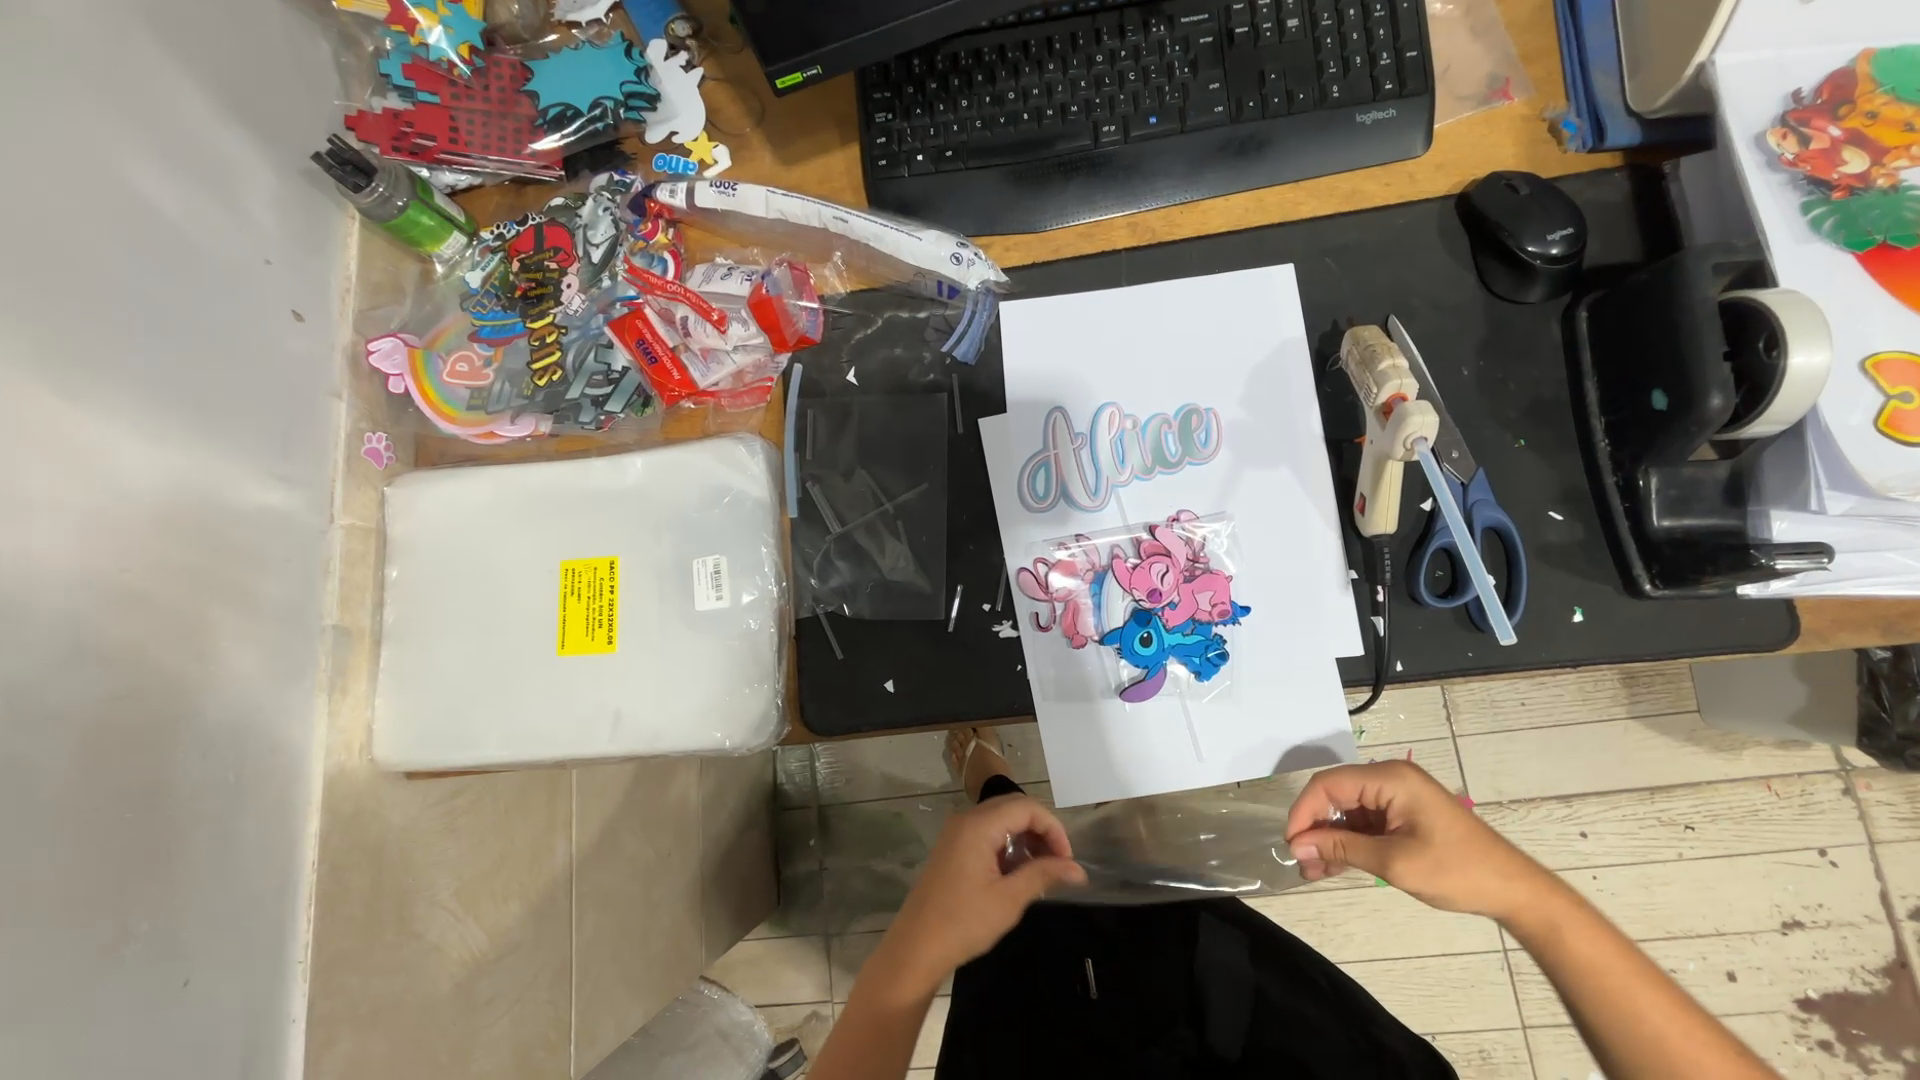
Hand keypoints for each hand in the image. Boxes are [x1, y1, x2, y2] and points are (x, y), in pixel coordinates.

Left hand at [879, 795, 1087, 995]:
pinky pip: (987, 833)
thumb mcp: (1009, 899)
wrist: (915, 947)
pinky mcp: (952, 848)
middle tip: (1058, 863)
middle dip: (1041, 831)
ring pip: (1000, 820)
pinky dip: (1007, 845)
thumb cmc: (963, 923)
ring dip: (1025, 838)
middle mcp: (965, 820)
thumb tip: (1078, 869)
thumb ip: (1043, 875)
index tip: (1067, 860)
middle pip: (1013, 808)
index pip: (1026, 807)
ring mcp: (956, 833)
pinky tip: (1017, 873)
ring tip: (1041, 871)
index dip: (1053, 828)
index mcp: (978, 825)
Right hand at [1284, 761, 1554, 920]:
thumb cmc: (1456, 871)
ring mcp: (1398, 797)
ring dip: (1329, 840)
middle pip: (1335, 796)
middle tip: (1302, 863)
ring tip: (1313, 871)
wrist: (1515, 891)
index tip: (1292, 844)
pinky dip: (1348, 843)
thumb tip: (1297, 846)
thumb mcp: (1393, 862)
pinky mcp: (1404, 816)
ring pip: (1346, 812)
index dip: (1303, 812)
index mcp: (1390, 778)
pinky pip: (1364, 823)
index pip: (1328, 785)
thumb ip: (1341, 849)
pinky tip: (1333, 866)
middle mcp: (1390, 779)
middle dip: (1315, 828)